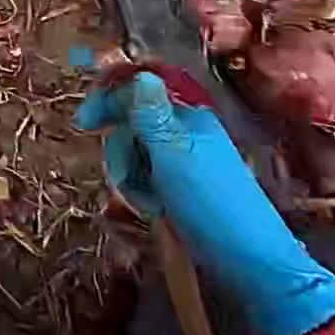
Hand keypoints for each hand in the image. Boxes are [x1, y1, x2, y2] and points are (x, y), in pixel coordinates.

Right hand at [75, 71, 334, 334]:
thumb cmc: (213, 202)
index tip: (85, 121)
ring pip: (131, 148)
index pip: (138, 86)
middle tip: (120, 173)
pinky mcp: (173, 183)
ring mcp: (176, 157)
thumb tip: (141, 73)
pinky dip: (139, 188)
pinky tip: (152, 208)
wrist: (249, 261)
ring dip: (128, 172)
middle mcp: (179, 128)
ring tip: (146, 198)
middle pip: (128, 119)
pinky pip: (141, 173)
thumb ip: (151, 115)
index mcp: (185, 112)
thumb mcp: (174, 155)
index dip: (109, 97)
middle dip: (119, 146)